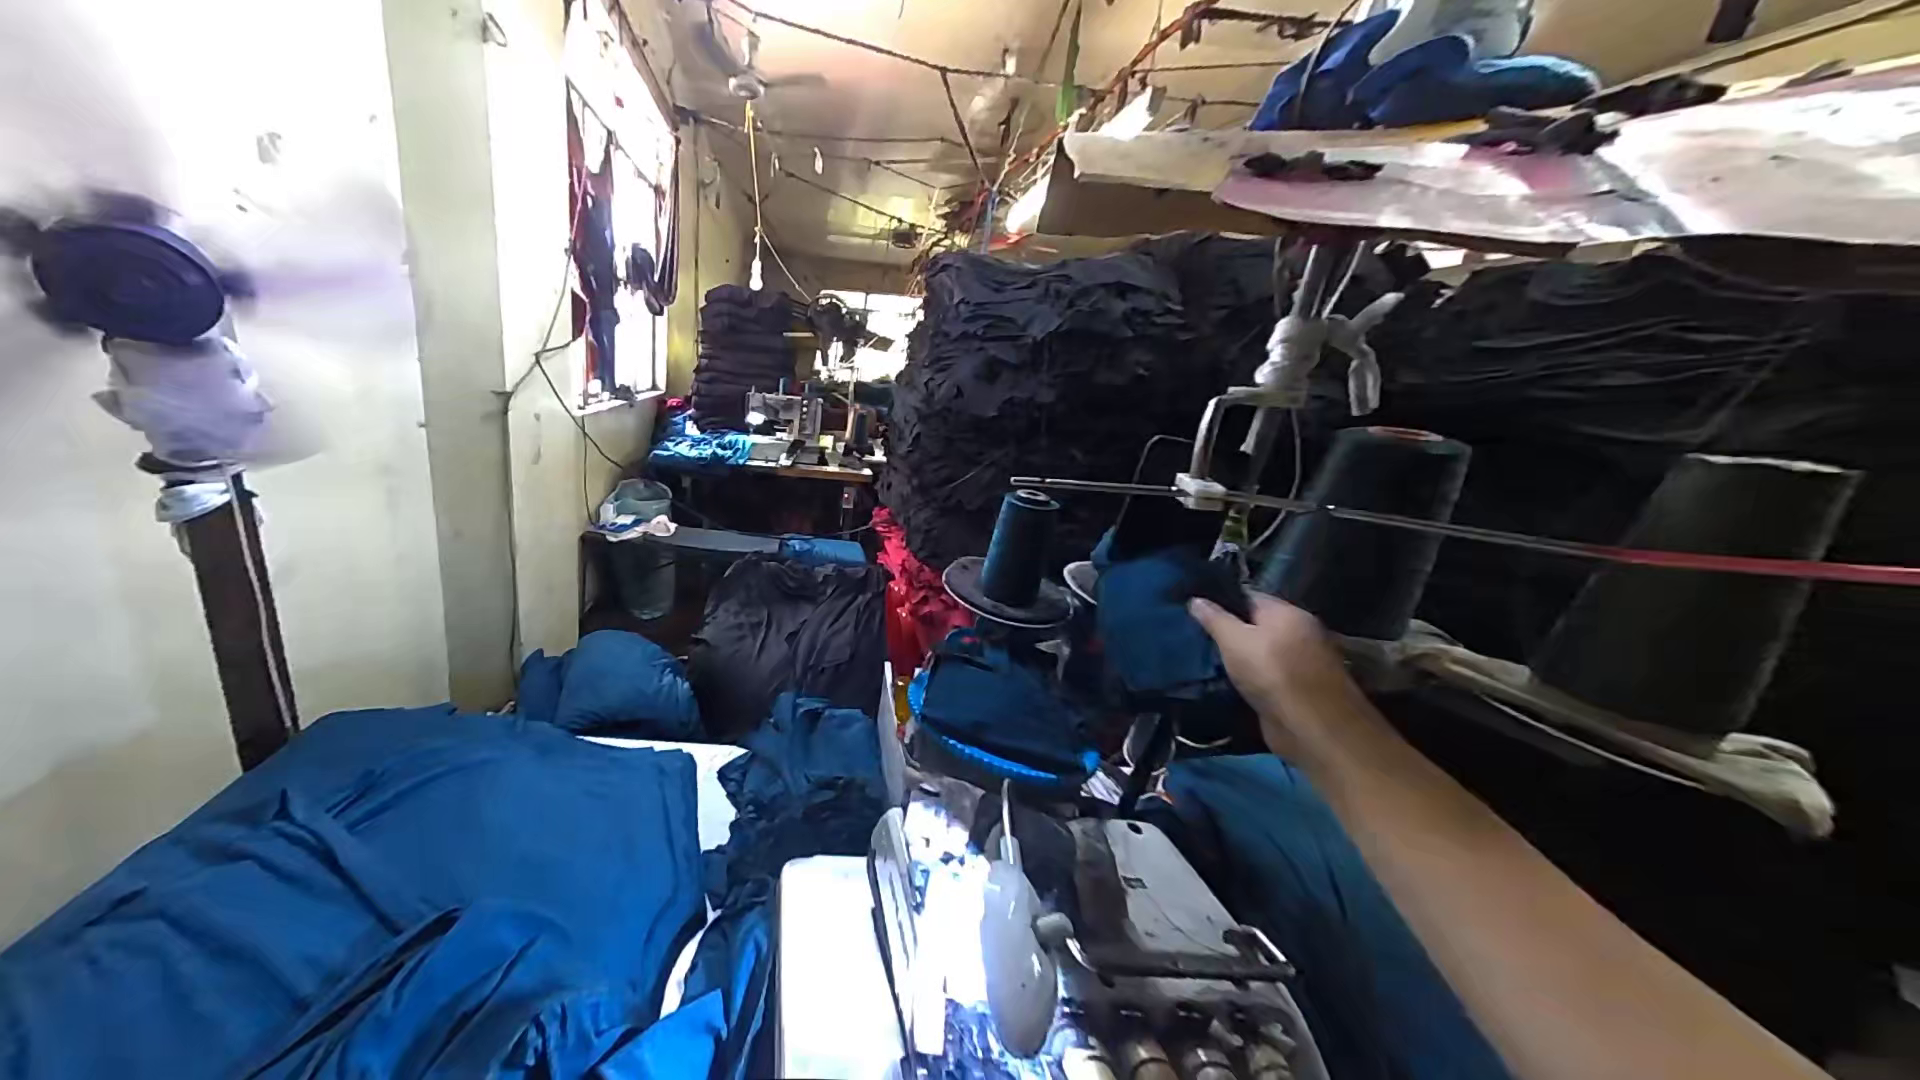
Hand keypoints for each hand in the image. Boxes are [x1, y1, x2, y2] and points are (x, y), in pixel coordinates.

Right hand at [1188, 592, 1353, 740]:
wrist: (1312, 728)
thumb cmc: (1271, 674)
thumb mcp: (1234, 641)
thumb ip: (1214, 619)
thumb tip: (1196, 599)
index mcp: (1288, 612)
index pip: (1249, 597)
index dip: (1222, 601)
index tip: (1197, 610)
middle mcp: (1299, 632)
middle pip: (1256, 625)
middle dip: (1230, 631)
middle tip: (1198, 636)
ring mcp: (1301, 663)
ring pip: (1261, 653)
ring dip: (1239, 658)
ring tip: (1208, 660)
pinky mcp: (1298, 690)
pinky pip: (1266, 676)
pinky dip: (1250, 678)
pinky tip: (1229, 683)